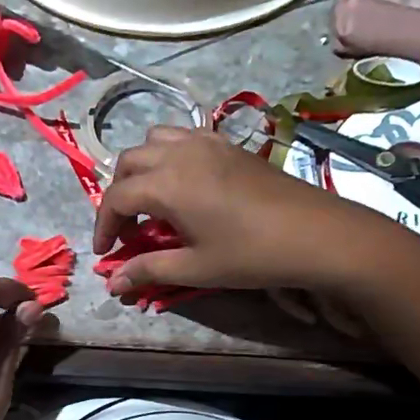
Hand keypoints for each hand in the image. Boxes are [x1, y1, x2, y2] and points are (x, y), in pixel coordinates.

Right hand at [92, 126, 407, 294]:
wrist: (314, 233)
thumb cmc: (252, 254)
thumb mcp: (196, 267)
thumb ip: (149, 269)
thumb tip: (112, 284)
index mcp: (167, 182)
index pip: (117, 198)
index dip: (104, 226)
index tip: (106, 253)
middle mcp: (180, 152)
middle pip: (129, 163)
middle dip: (119, 195)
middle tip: (126, 229)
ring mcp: (207, 142)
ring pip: (155, 141)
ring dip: (142, 169)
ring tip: (151, 202)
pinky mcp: (229, 144)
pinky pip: (185, 136)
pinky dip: (170, 155)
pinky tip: (184, 183)